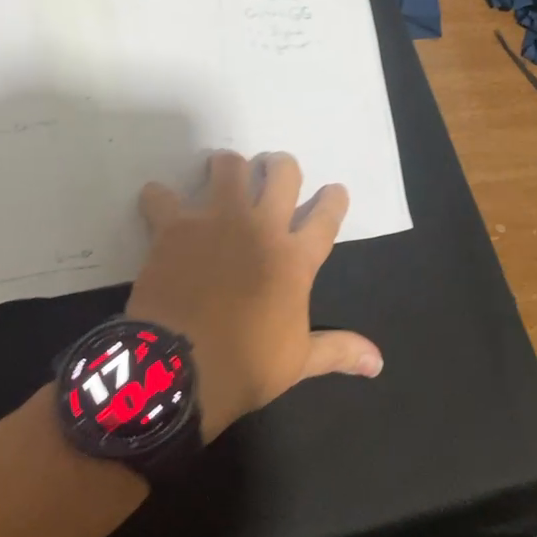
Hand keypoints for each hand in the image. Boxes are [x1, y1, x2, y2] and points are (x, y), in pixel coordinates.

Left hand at [127, 151, 382, 442]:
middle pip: (283, 173)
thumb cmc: (245, 366)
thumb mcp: (298, 362)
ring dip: (228, 167)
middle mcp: (261, 228)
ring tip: (223, 176)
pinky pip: (161, 195)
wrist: (178, 370)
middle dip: (281, 167)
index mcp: (297, 260)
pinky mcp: (173, 227)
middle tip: (272, 175)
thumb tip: (377, 362)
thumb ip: (338, 351)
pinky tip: (158, 203)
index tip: (334, 191)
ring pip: (229, 166)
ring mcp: (215, 222)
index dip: (333, 200)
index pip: (326, 216)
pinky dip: (158, 197)